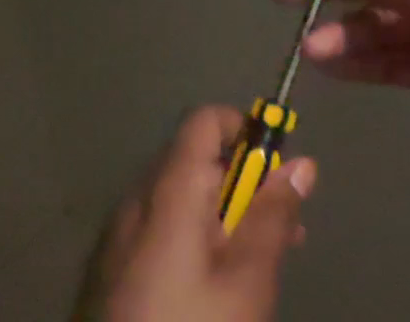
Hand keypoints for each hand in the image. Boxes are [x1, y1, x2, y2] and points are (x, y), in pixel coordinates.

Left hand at [71, 107, 313, 321]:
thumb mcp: (248, 280)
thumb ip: (274, 215)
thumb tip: (301, 162)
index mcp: (168, 192)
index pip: (205, 121)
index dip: (247, 130)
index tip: (276, 170)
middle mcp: (135, 202)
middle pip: (194, 160)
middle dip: (243, 182)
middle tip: (281, 226)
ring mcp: (115, 240)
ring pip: (177, 200)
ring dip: (221, 214)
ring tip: (256, 263)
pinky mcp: (107, 275)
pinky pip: (156, 231)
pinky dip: (191, 239)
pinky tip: (211, 288)